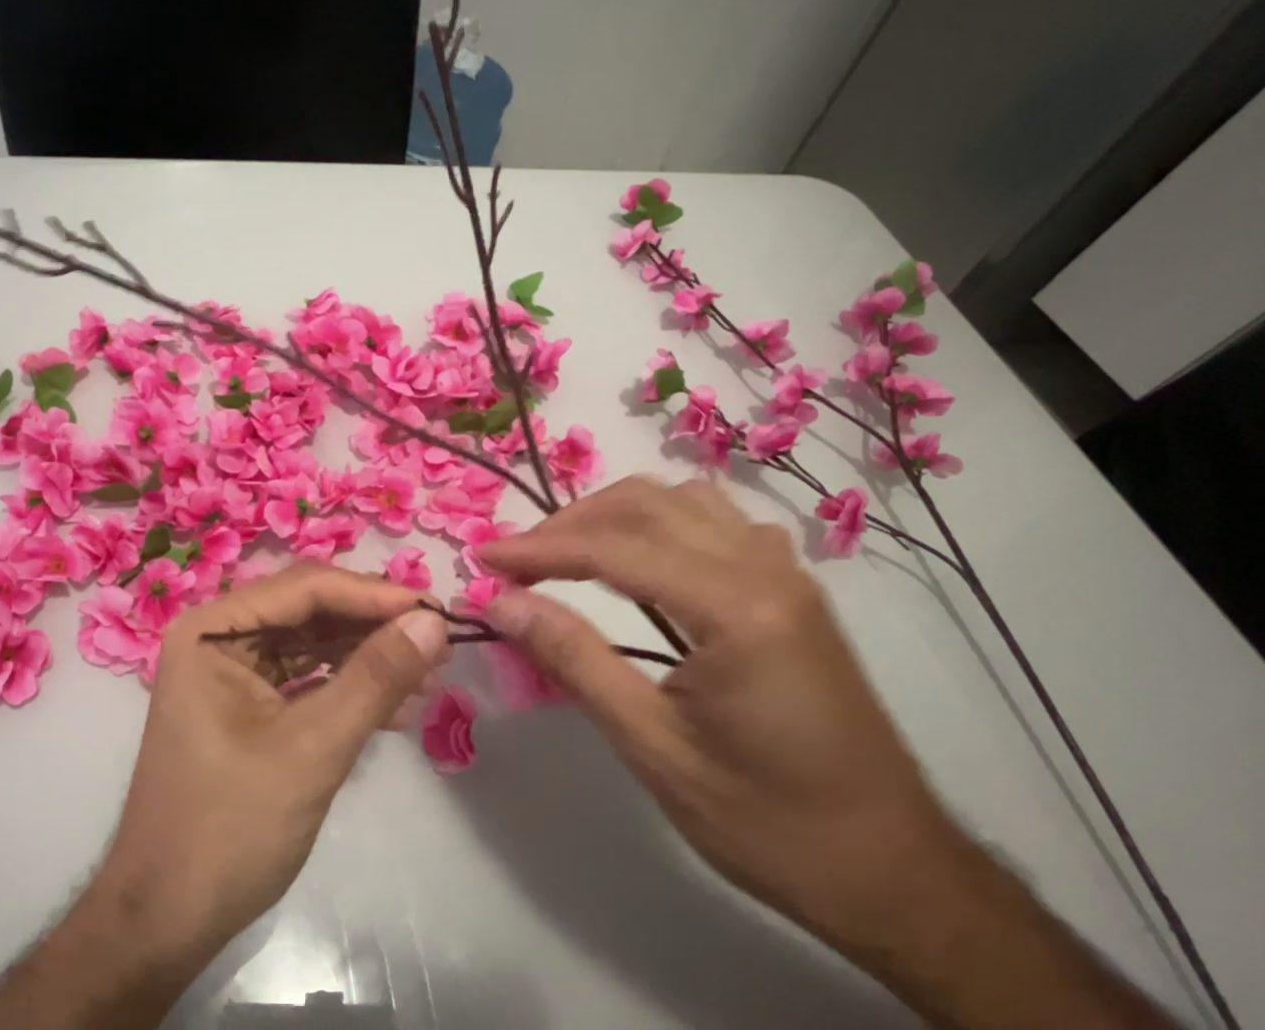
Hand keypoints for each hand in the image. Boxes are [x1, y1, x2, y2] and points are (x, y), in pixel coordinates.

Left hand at [96, 564, 449, 957]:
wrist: (168, 917)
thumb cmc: (231, 828)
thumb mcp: (312, 748)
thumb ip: (375, 678)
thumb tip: (433, 621)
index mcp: (212, 631)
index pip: (306, 588)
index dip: (376, 595)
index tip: (438, 612)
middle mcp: (215, 640)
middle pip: (309, 611)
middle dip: (374, 626)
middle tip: (440, 644)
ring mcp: (228, 677)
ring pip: (311, 647)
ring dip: (367, 659)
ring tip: (430, 677)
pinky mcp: (243, 712)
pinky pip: (303, 682)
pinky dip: (348, 690)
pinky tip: (396, 707)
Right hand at [478, 477, 1176, 1029]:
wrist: (886, 866)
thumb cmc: (763, 819)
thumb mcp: (652, 745)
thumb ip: (574, 659)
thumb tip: (501, 602)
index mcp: (736, 607)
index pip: (615, 546)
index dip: (539, 548)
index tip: (482, 561)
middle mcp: (767, 570)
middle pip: (649, 504)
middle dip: (571, 523)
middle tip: (515, 562)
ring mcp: (789, 576)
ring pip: (688, 503)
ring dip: (617, 516)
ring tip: (565, 555)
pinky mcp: (795, 593)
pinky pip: (721, 525)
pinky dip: (665, 525)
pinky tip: (642, 564)